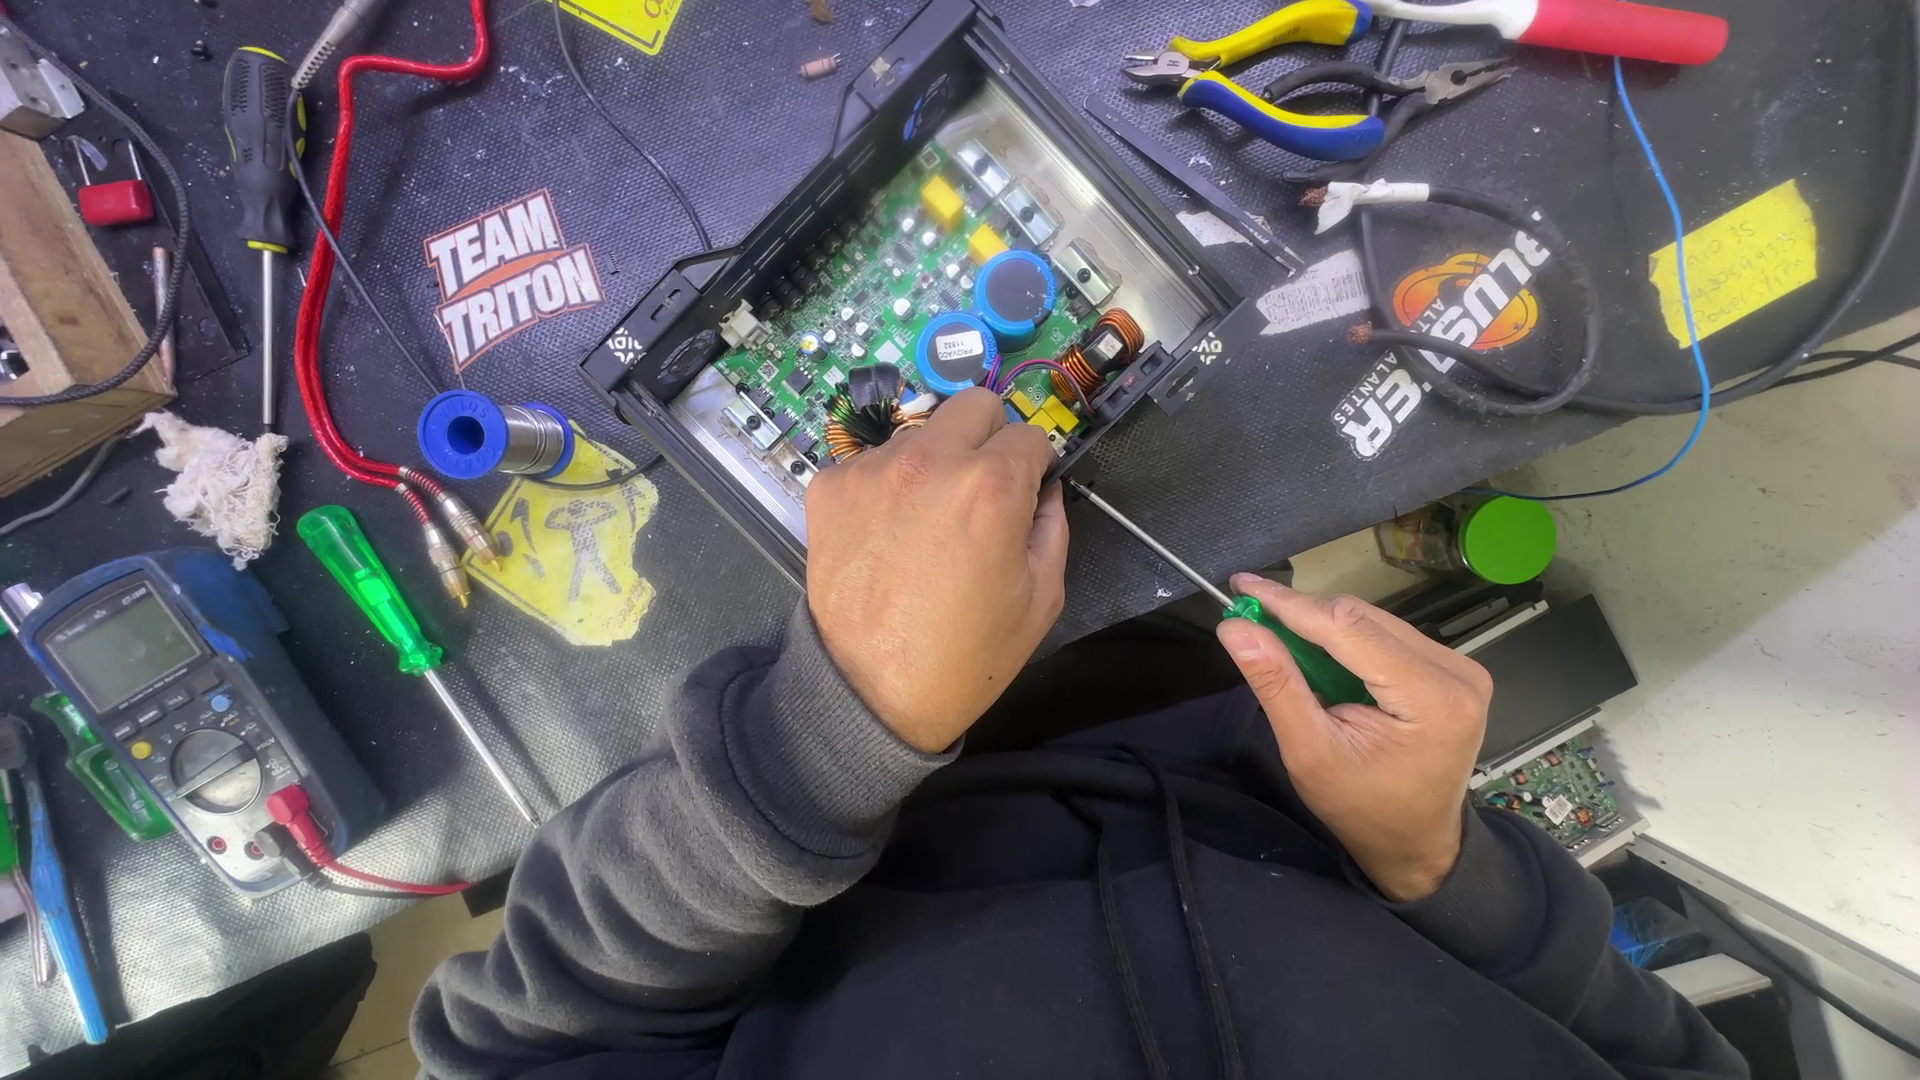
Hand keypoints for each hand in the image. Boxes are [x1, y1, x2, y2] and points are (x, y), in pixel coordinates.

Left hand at [805, 389, 1067, 752]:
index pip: (1030, 435)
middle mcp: (929, 460)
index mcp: (991, 486)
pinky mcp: (829, 486)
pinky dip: (885, 486)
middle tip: (981, 488)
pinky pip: (871, 463)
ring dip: (933, 462)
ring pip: (920, 432)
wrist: (869, 694)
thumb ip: (1054, 527)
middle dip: (989, 437)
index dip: (1036, 465)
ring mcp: (871, 469)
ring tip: (924, 521)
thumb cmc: (966, 655)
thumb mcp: (1042, 599)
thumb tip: (1043, 490)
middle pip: (974, 404)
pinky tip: (884, 533)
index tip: (1027, 490)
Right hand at [1217, 575, 1491, 901]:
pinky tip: (1312, 650)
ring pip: (1369, 619)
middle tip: (1247, 612)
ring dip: (1318, 622)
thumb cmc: (1361, 807)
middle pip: (1360, 616)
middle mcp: (1456, 672)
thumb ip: (1276, 685)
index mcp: (1430, 697)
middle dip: (1300, 612)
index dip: (1289, 603)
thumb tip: (1235, 628)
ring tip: (1273, 633)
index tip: (1241, 586)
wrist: (1416, 842)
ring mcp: (1459, 667)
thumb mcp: (1308, 751)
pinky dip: (1340, 636)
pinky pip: (1382, 633)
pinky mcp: (1449, 669)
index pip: (1347, 627)